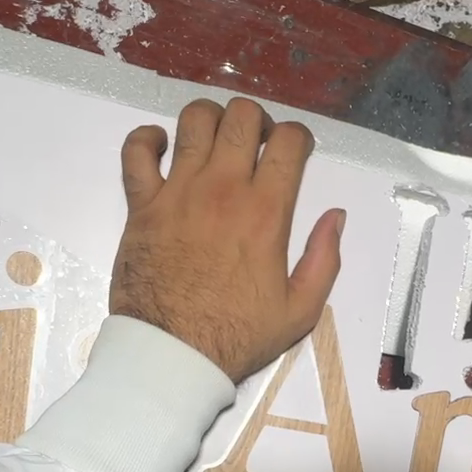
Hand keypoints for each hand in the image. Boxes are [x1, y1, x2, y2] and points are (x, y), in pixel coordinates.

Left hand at [111, 97, 346, 381]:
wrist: (175, 354)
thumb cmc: (239, 337)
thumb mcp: (300, 311)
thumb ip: (324, 261)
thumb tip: (335, 217)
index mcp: (265, 212)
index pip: (288, 142)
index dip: (299, 138)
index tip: (298, 153)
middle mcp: (222, 188)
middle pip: (242, 117)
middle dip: (258, 121)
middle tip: (259, 147)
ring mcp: (178, 191)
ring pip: (194, 119)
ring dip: (212, 120)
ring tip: (217, 144)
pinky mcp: (142, 203)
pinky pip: (136, 149)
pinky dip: (148, 139)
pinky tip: (162, 149)